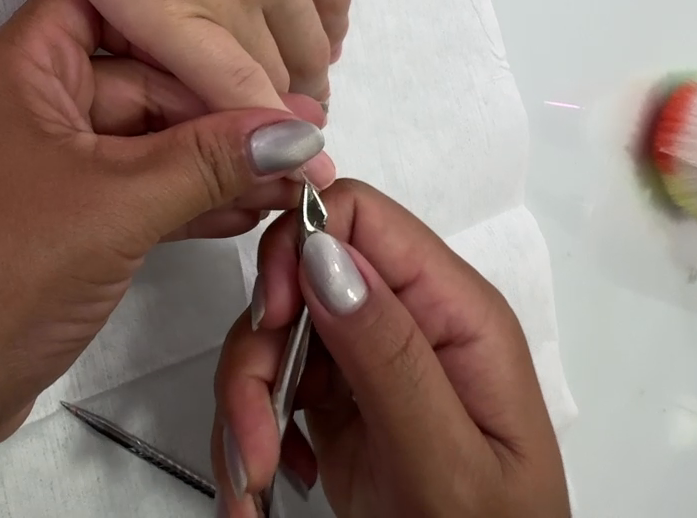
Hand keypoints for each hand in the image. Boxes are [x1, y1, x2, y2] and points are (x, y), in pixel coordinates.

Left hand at [0, 0, 331, 446]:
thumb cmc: (7, 264)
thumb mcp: (116, 201)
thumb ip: (210, 160)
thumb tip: (303, 131)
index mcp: (25, 63)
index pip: (106, 2)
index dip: (175, 8)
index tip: (254, 31)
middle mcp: (38, 97)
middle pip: (139, 76)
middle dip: (217, 109)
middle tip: (307, 133)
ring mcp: (54, 159)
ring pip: (146, 137)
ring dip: (213, 159)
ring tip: (293, 176)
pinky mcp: (69, 213)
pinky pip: (138, 185)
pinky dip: (188, 197)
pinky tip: (252, 211)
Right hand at [212, 180, 566, 516]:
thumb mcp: (447, 466)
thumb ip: (389, 355)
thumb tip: (319, 249)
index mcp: (452, 309)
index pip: (359, 214)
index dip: (299, 245)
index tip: (271, 318)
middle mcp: (406, 316)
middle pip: (296, 275)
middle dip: (258, 349)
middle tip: (252, 435)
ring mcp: (364, 354)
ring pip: (269, 330)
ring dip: (244, 402)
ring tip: (251, 482)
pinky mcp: (332, 391)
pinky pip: (266, 375)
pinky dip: (249, 425)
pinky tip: (268, 480)